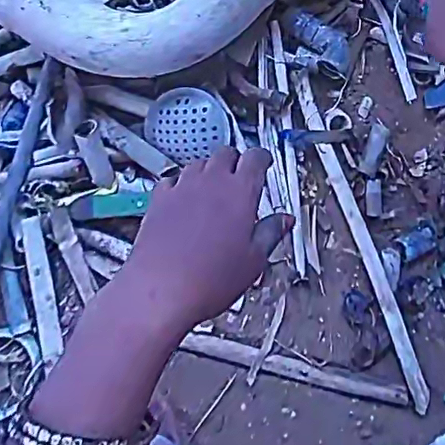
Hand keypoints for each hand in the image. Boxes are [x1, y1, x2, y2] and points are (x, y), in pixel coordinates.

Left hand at [107, 147, 290, 340]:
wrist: (160, 291)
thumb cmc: (208, 279)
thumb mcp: (253, 261)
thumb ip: (271, 233)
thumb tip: (284, 220)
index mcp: (240, 191)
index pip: (255, 157)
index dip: (262, 158)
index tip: (264, 163)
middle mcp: (211, 181)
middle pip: (226, 153)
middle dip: (236, 161)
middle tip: (240, 178)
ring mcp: (183, 187)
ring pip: (199, 163)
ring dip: (209, 172)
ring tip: (213, 192)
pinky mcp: (160, 198)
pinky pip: (173, 180)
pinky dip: (181, 185)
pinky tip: (183, 202)